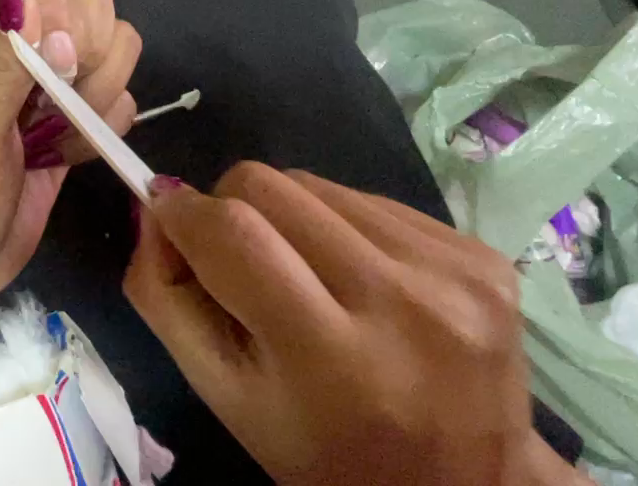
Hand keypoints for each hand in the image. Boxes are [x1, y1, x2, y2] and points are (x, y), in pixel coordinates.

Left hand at [0, 0, 137, 323]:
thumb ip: (3, 65)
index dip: (66, 6)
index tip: (64, 59)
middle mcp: (16, 51)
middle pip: (88, 5)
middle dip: (92, 49)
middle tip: (64, 98)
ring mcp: (46, 88)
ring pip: (110, 50)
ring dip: (102, 89)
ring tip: (62, 135)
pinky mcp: (70, 126)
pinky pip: (114, 100)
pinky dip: (104, 125)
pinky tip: (68, 158)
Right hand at [124, 164, 586, 485]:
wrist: (469, 484)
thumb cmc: (321, 446)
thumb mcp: (219, 390)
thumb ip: (162, 290)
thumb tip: (155, 199)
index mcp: (333, 357)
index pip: (232, 231)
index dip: (183, 212)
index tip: (169, 218)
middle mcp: (404, 304)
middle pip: (268, 184)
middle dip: (232, 208)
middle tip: (243, 261)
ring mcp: (453, 273)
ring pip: (312, 181)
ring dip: (287, 215)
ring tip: (307, 275)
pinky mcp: (482, 253)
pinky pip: (364, 195)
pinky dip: (338, 223)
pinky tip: (357, 277)